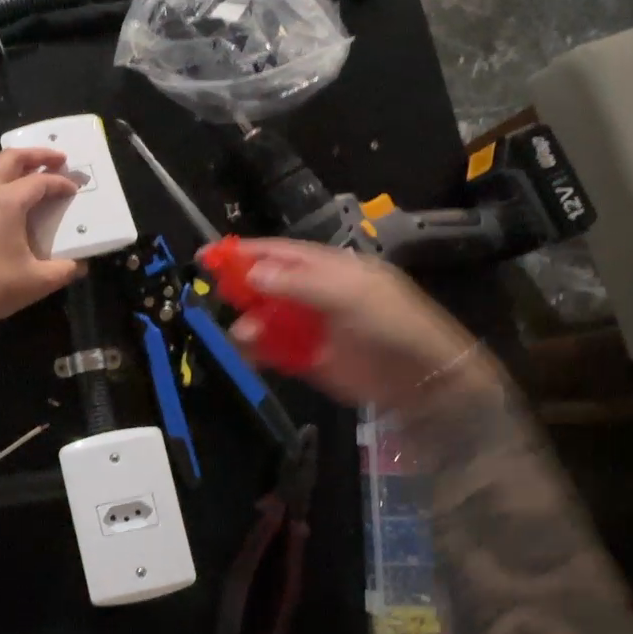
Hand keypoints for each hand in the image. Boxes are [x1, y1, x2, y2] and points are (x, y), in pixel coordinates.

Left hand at [0, 147, 84, 333]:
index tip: (75, 189)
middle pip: (11, 158)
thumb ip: (65, 269)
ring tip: (32, 169)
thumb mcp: (39, 281)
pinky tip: (6, 196)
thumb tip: (81, 265)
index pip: (40, 181)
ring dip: (13, 162)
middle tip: (58, 159)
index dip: (61, 182)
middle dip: (37, 155)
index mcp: (6, 203)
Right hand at [221, 239, 494, 408]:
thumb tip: (253, 274)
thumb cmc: (393, 327)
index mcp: (331, 270)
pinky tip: (248, 352)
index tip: (210, 255)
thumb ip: (299, 284)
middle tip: (219, 295)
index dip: (246, 252)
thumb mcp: (350, 296)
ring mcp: (310, 327)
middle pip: (267, 285)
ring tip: (244, 334)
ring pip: (265, 319)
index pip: (281, 254)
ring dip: (249, 324)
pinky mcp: (306, 358)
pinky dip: (256, 350)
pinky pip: (272, 350)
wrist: (422, 381)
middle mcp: (316, 294)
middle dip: (242, 290)